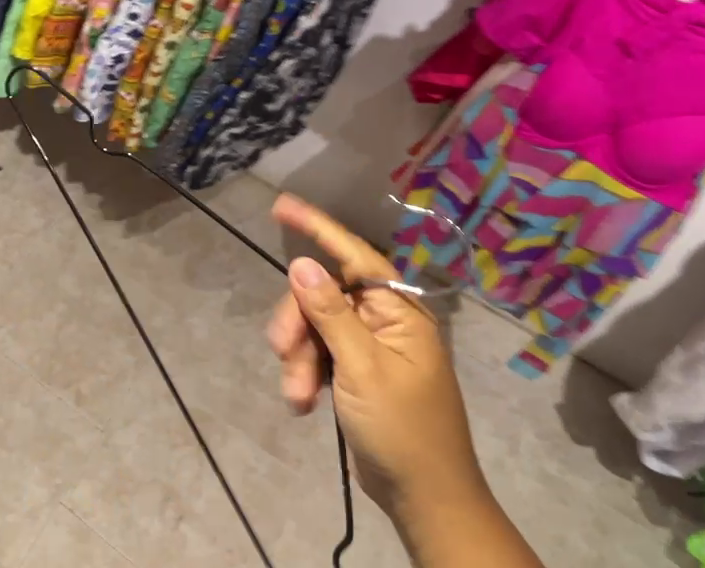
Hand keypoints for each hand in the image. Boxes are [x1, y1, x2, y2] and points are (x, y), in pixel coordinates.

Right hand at [265, 195, 484, 515]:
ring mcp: (369, 347)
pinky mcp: (355, 371)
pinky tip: (303, 401)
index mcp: (400, 314)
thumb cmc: (402, 430)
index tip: (281, 206)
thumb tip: (302, 263)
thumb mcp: (361, 369)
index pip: (354, 257)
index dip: (318, 229)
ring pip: (313, 326)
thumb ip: (330, 313)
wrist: (424, 498)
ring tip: (297, 396)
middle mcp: (385, 322)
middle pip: (322, 296)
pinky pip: (318, 353)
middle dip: (297, 325)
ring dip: (298, 358)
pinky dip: (305, 373)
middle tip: (282, 354)